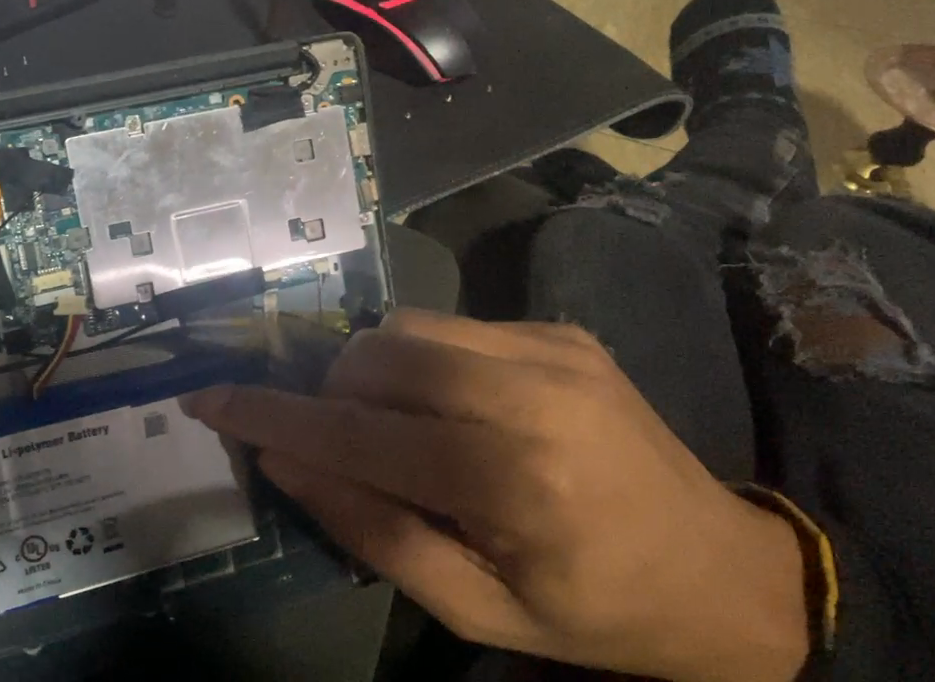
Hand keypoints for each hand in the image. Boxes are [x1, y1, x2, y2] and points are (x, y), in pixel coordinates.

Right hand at [183, 309, 808, 681]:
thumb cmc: (592, 610)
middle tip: (341, 441)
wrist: (728, 574)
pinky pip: (447, 325)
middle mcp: (529, 393)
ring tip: (396, 424)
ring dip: (370, 370)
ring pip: (402, 326)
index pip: (355, 432)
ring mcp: (550, 348)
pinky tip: (453, 406)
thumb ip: (369, 530)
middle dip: (331, 392)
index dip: (269, 413)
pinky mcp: (560, 329)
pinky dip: (418, 360)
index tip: (207, 398)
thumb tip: (282, 457)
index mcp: (510, 480)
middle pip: (374, 356)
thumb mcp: (474, 607)